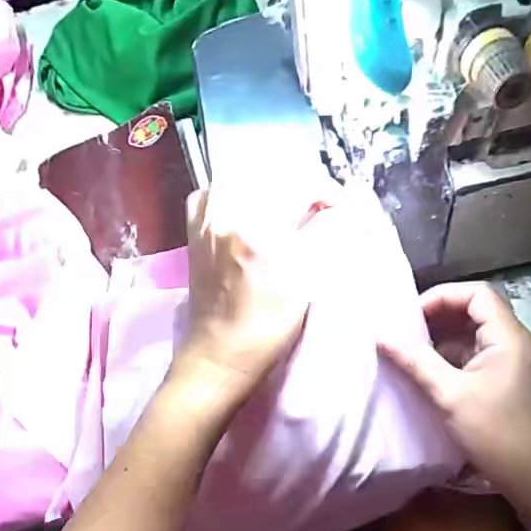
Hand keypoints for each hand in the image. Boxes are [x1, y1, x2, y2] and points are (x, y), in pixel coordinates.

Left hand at [174, 187, 313, 408]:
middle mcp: (227, 216)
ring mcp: (205, 223)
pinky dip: (228, 193)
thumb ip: (320, 236)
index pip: (297, 184)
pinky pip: (209, 194)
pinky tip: (241, 209)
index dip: (323, 188)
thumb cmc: (267, 327)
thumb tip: (332, 207)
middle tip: (313, 203)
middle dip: (295, 182)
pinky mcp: (194, 234)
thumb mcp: (305, 283)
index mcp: (259, 229)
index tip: (336, 202)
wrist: (219, 356)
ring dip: (264, 184)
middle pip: (266, 174)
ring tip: (281, 203)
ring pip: (237, 179)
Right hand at [379, 282, 530, 522]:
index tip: (411, 316)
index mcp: (508, 338)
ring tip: (409, 349)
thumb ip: (416, 361)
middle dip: (438, 315)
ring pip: (474, 333)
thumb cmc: (495, 433)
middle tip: (405, 331)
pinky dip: (450, 355)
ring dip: (442, 337)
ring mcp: (512, 361)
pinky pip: (475, 354)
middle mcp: (514, 342)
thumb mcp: (450, 395)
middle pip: (475, 309)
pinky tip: (427, 370)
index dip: (442, 296)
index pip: (477, 293)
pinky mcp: (505, 379)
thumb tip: (381, 336)